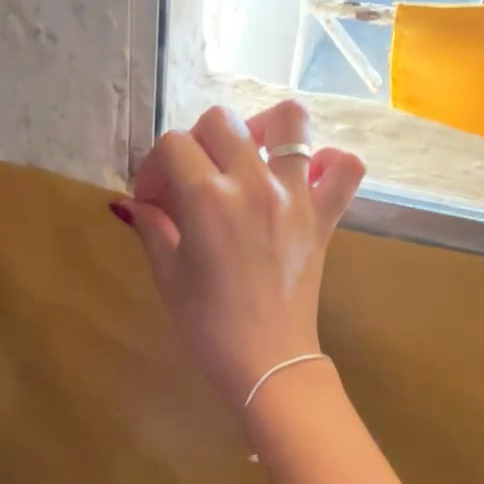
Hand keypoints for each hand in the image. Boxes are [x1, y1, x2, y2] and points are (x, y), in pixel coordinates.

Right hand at [114, 101, 364, 404]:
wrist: (266, 362)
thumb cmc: (209, 326)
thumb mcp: (169, 276)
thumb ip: (153, 229)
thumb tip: (138, 205)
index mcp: (207, 198)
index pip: (173, 146)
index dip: (153, 168)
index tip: (151, 200)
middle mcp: (253, 183)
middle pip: (222, 121)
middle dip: (196, 143)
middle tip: (191, 180)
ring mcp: (294, 196)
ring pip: (289, 120)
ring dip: (264, 129)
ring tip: (250, 156)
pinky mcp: (323, 217)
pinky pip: (344, 168)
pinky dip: (329, 163)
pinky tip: (306, 178)